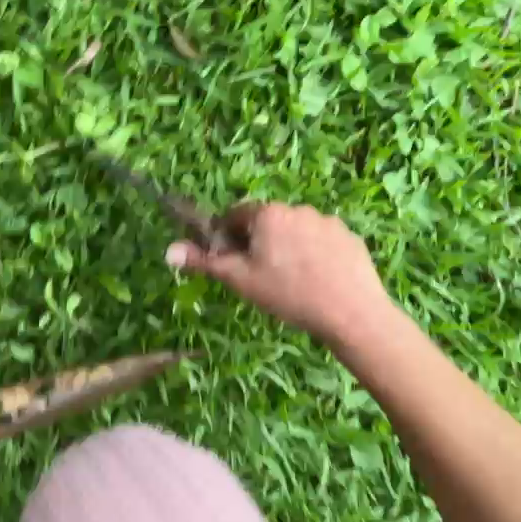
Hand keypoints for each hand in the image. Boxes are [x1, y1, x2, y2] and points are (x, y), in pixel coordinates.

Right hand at [165, 203, 397, 351]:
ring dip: (286, 247)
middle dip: (258, 243)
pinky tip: (317, 281)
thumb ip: (204, 261)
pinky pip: (321, 241)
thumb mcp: (239, 279)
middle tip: (260, 276)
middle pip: (265, 222)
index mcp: (266, 214)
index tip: (232, 262)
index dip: (228, 238)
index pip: (234, 216)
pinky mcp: (349, 237)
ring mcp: (326, 221)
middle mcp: (296, 208)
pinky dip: (314, 255)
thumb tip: (168, 251)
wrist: (352, 313)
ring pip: (294, 231)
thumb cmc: (287, 293)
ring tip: (291, 282)